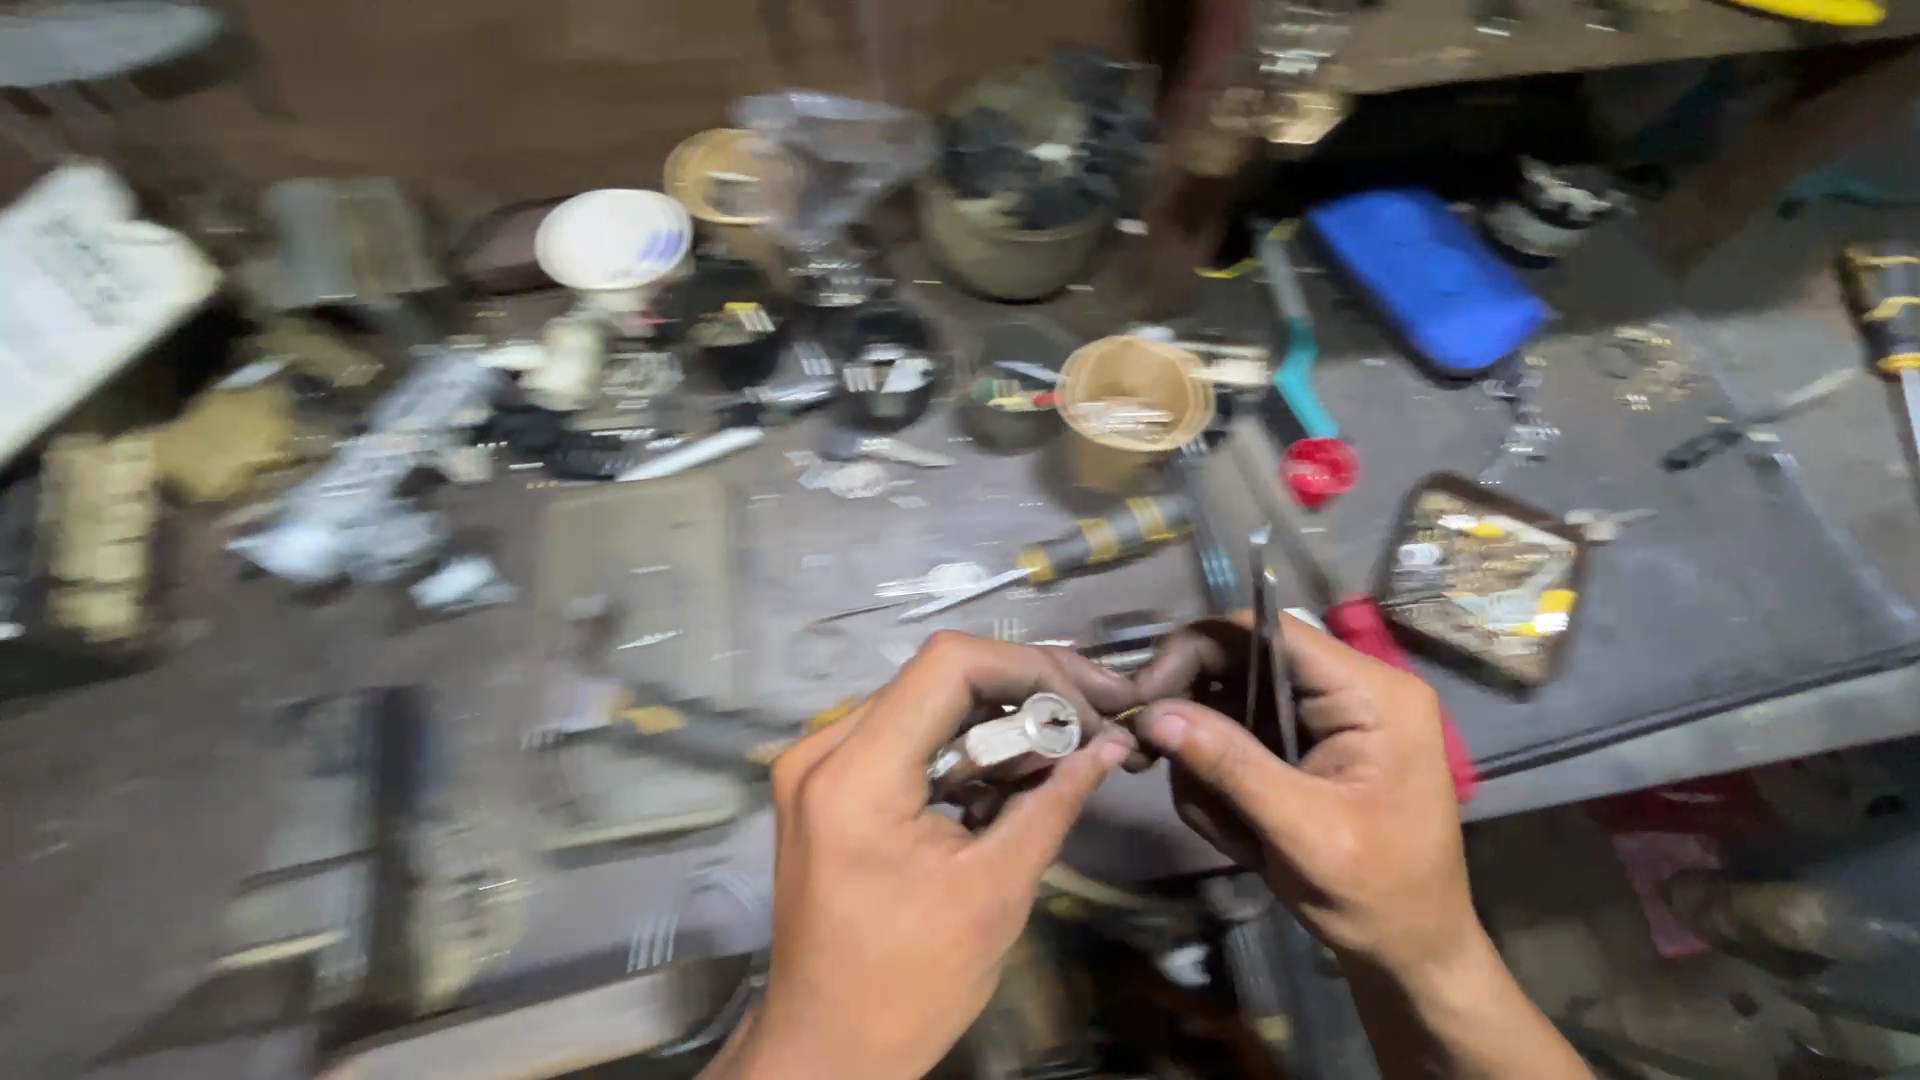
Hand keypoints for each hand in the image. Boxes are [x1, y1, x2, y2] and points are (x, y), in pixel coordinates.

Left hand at [716, 632, 1139, 1079]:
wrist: (826, 1046)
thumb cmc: (909, 986)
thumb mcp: (996, 892)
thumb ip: (1053, 803)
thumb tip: (1110, 746)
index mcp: (855, 775)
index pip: (948, 666)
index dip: (1028, 668)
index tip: (1086, 706)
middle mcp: (824, 748)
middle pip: (938, 675)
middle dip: (1024, 688)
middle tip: (1094, 715)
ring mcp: (818, 760)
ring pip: (925, 698)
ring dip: (997, 715)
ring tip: (1064, 742)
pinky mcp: (827, 778)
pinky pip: (906, 731)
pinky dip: (963, 742)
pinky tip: (1009, 768)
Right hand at [1130, 614, 1477, 976]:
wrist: (1411, 950)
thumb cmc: (1380, 895)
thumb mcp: (1304, 833)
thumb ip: (1231, 767)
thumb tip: (1154, 715)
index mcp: (1371, 693)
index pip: (1268, 630)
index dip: (1197, 647)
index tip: (1146, 692)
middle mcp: (1346, 686)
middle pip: (1237, 659)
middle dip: (1191, 710)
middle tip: (1149, 756)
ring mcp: (1320, 712)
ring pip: (1224, 699)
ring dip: (1203, 758)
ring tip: (1227, 827)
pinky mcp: (1300, 738)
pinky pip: (1232, 731)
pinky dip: (1213, 774)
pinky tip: (1235, 826)